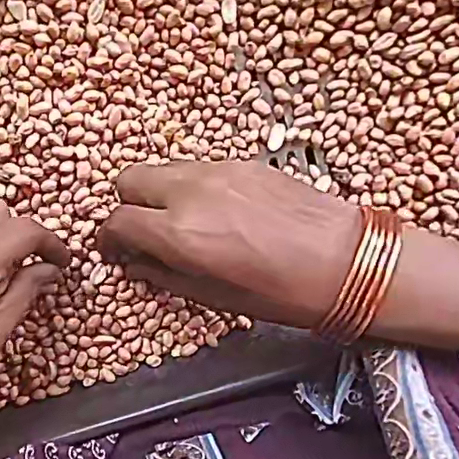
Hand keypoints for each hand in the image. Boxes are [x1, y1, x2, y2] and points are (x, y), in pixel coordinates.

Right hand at [95, 160, 362, 328]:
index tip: (114, 250)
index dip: (109, 238)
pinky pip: (196, 168)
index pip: (118, 221)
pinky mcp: (242, 162)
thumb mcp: (213, 296)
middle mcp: (190, 193)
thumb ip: (163, 274)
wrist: (349, 260)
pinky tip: (214, 210)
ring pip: (162, 169)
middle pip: (129, 180)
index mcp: (179, 233)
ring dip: (158, 193)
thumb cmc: (281, 292)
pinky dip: (189, 186)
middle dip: (126, 205)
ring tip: (180, 220)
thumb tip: (135, 262)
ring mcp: (217, 171)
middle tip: (142, 230)